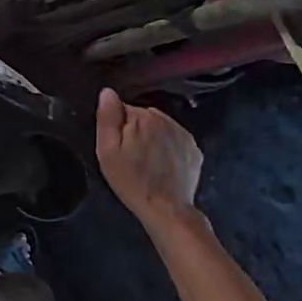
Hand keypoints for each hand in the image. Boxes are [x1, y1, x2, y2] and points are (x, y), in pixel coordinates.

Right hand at [95, 88, 203, 225]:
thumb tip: (107, 92)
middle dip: (135, 132)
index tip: (117, 148)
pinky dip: (168, 149)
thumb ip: (107, 118)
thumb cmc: (131, 181)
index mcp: (142, 117)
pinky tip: (163, 167)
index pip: (123, 110)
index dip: (117, 128)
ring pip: (160, 129)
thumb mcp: (107, 151)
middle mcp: (166, 119)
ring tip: (147, 164)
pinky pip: (175, 141)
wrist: (166, 208)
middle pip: (143, 118)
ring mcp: (183, 134)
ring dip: (153, 139)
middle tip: (130, 158)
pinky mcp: (194, 149)